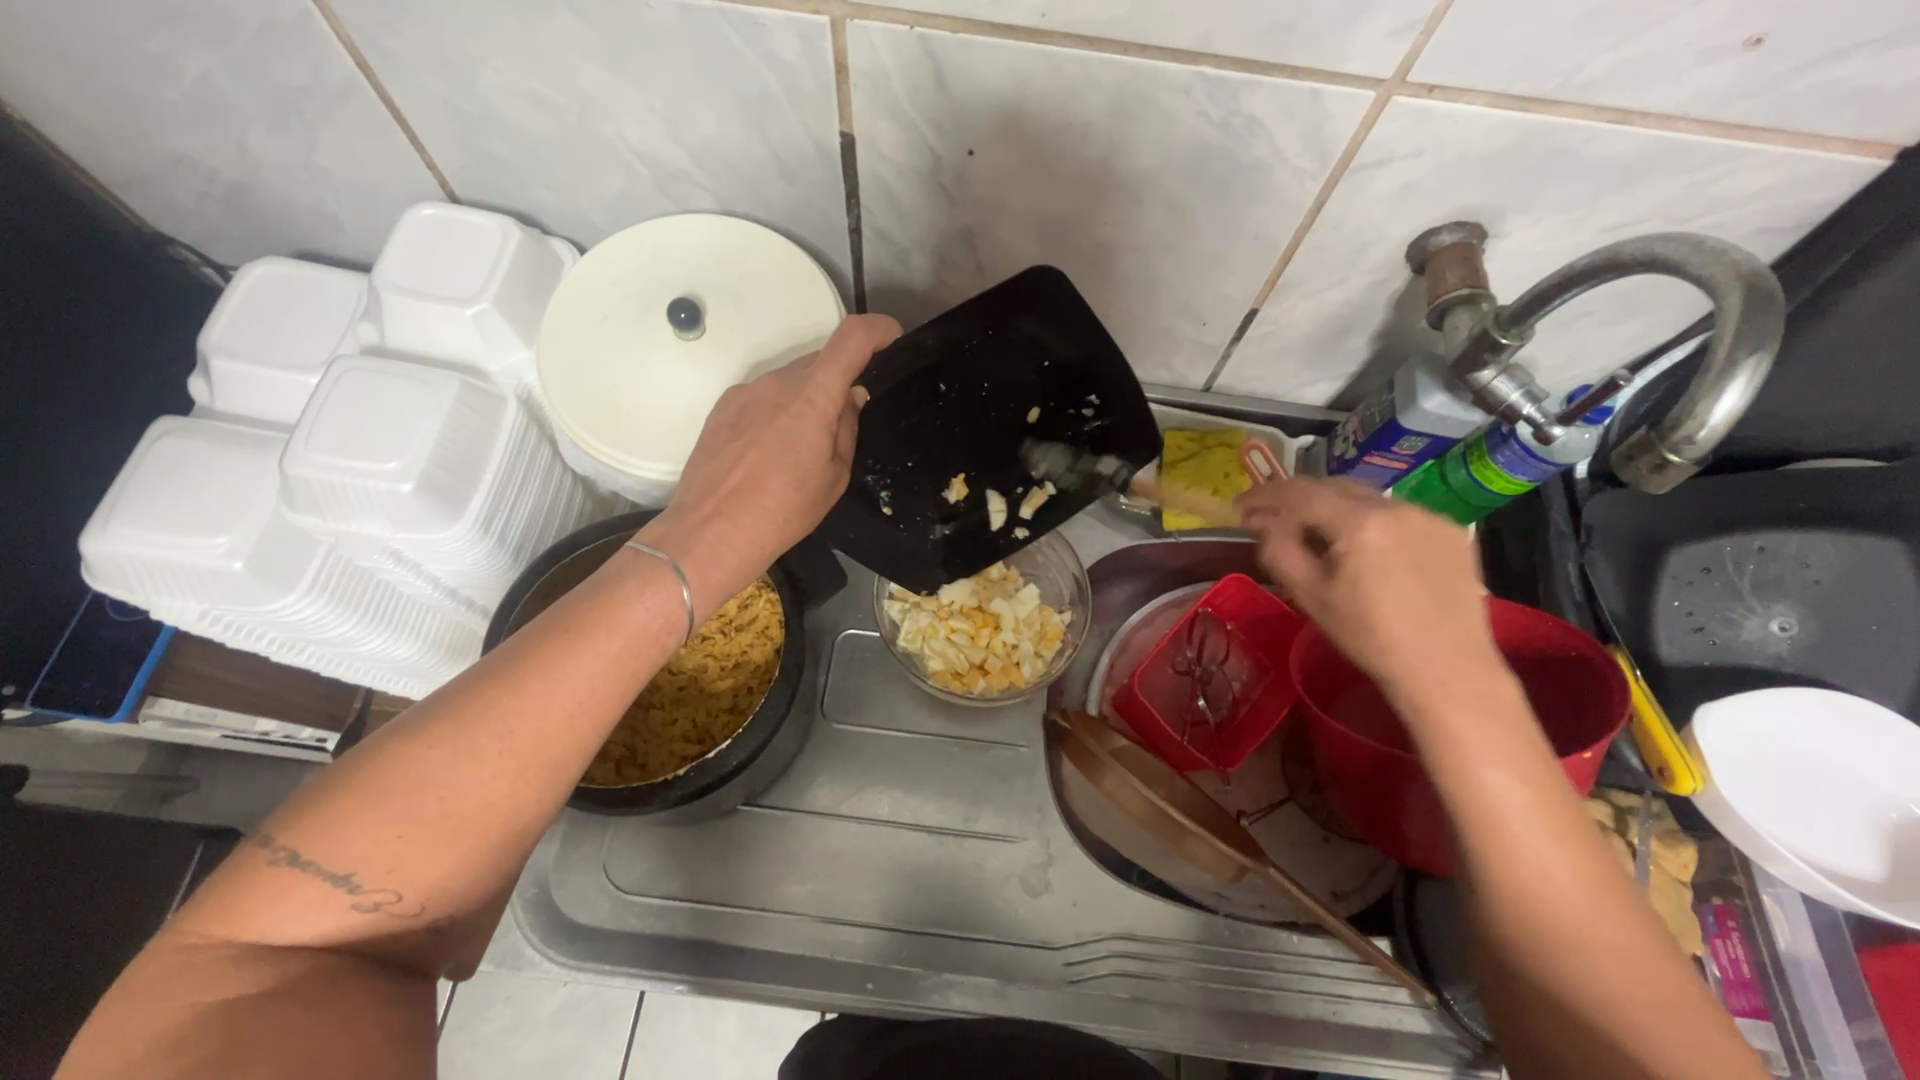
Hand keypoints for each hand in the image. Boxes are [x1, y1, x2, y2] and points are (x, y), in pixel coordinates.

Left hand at [640, 314, 901, 615]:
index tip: (893, 339)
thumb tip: (849, 399)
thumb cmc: (783, 511)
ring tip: (802, 450)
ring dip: (806, 401)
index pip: (851, 338)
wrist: (711, 533)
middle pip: (819, 362)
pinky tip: (771, 453)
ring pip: (790, 382)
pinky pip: (763, 398)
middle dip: (839, 382)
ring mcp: (745, 392)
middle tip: (844, 425)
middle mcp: (776, 382)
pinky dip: (778, 413)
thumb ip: (846, 428)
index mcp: (812, 396)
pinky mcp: (723, 408)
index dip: (878, 330)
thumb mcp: (834, 476)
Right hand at [1237, 476, 1497, 698]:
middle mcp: (1397, 507)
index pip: (1300, 492)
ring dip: (1335, 508)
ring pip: (1368, 499)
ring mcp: (1429, 516)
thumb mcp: (1311, 596)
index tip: (1241, 506)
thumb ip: (1279, 549)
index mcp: (1359, 523)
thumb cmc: (1369, 637)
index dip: (1265, 495)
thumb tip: (1261, 521)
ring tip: (1317, 532)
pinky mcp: (1452, 531)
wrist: (1446, 670)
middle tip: (1272, 517)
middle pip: (1334, 487)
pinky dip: (1372, 522)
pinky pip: (1399, 515)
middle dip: (1298, 498)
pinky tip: (1365, 549)